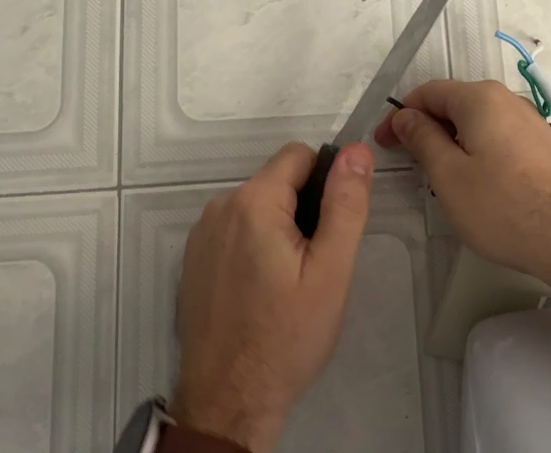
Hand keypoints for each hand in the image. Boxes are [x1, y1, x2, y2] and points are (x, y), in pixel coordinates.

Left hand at [171, 141, 374, 452]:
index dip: (325, 183)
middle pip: (277, 181)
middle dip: (301, 210)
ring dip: (277, 229)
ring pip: (257, 206)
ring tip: (288, 283)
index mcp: (254, 202)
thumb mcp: (331, 272)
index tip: (331, 227)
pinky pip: (235, 230)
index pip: (300, 155)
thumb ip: (346, 204)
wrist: (229, 399)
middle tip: (314, 265)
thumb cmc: (285, 338)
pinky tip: (261, 291)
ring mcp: (202, 233)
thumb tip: (357, 151)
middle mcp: (221, 206)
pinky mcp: (194, 258)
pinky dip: (253, 247)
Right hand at [374, 79, 550, 289]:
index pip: (428, 92)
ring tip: (442, 179)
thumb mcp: (449, 176)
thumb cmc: (505, 207)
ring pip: (478, 122)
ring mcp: (531, 122)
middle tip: (410, 163)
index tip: (385, 143)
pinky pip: (500, 137)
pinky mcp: (545, 146)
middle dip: (427, 128)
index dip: (401, 115)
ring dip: (453, 142)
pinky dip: (479, 152)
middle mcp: (508, 100)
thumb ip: (423, 140)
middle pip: (455, 104)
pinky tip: (479, 185)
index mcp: (480, 98)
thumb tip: (407, 117)